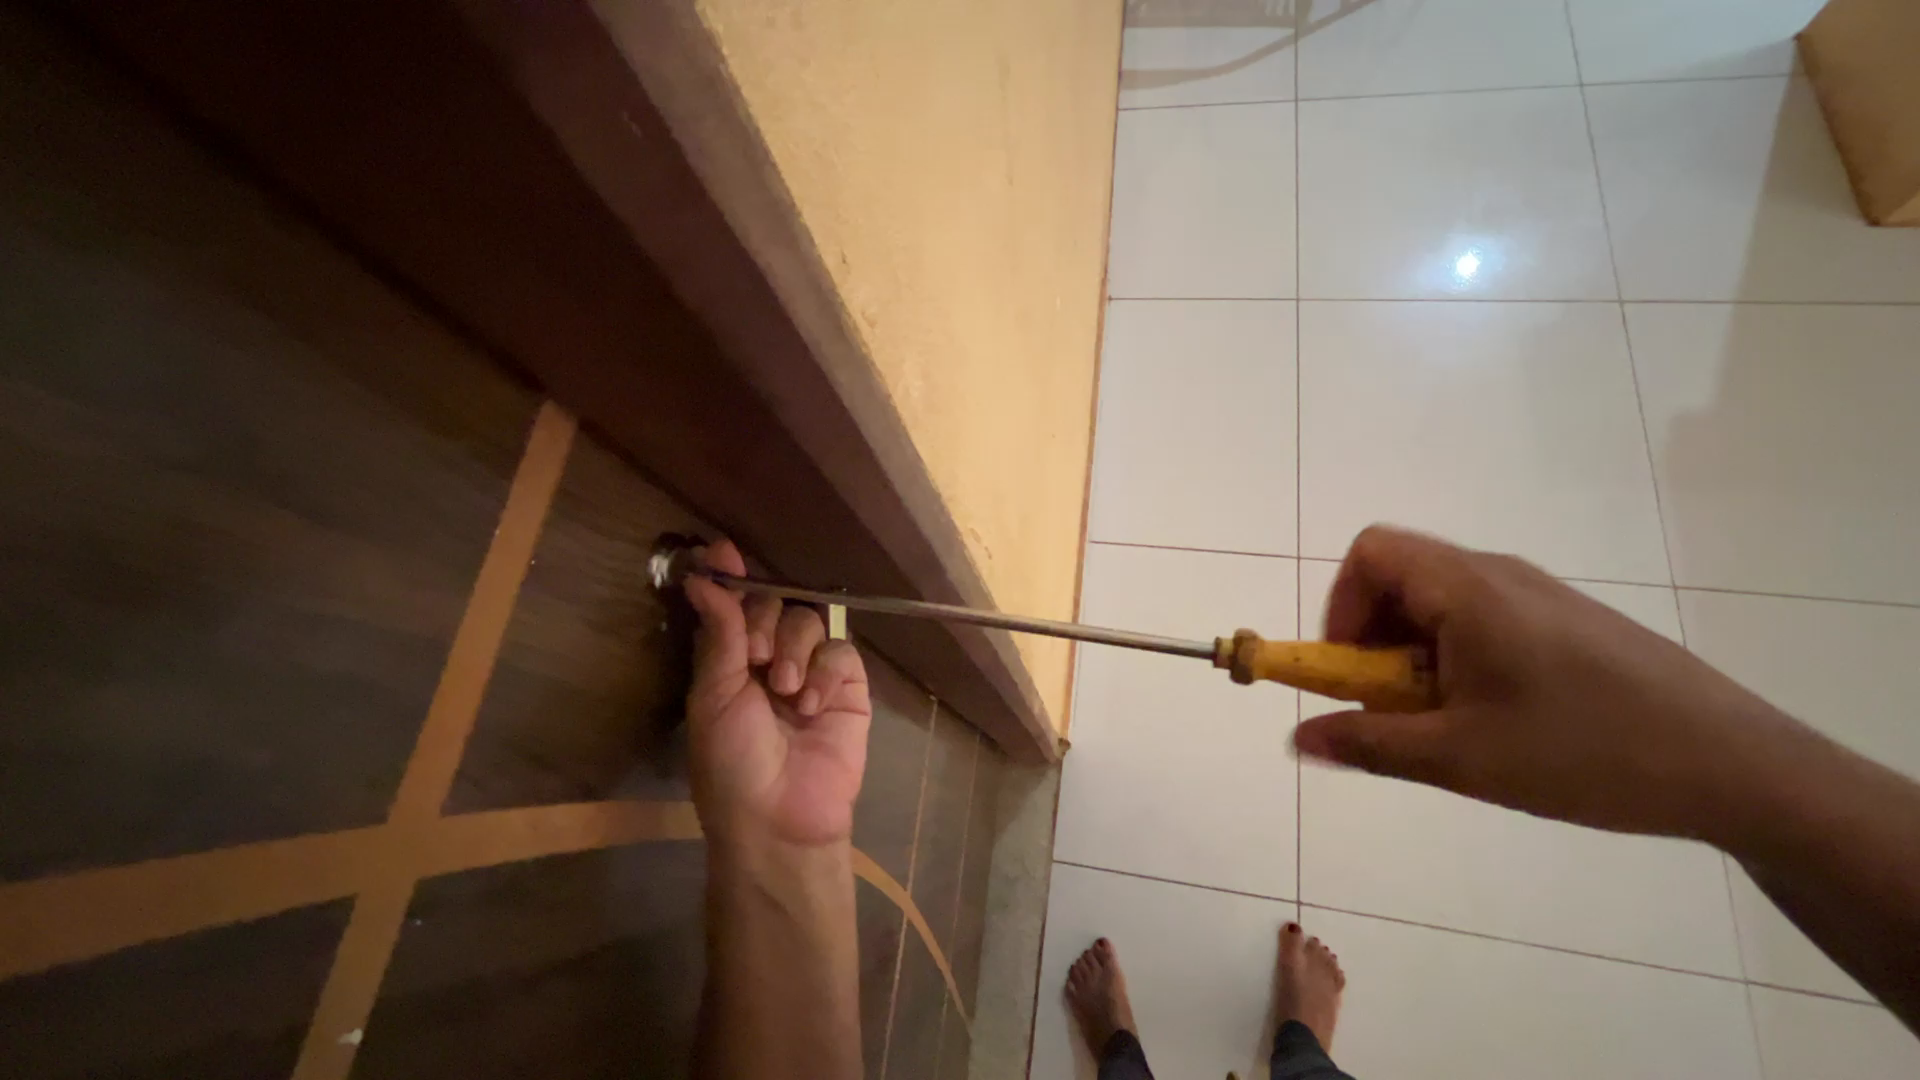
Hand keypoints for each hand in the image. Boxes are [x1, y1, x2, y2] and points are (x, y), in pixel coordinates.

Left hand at [683, 540, 870, 848]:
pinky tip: (810, 704)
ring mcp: (810, 671)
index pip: (733, 606)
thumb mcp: (714, 696)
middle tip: (757, 661)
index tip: (724, 551)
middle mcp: (769, 659)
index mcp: (729, 662)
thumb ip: (720, 634)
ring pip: (808, 621)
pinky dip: (824, 671)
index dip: (730, 578)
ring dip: (794, 649)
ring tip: (785, 690)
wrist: (781, 817)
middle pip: (773, 604)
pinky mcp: (846, 687)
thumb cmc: (732, 762)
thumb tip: (702, 576)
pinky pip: (840, 651)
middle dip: (764, 623)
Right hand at [1293, 526, 1799, 842]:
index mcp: (1469, 589)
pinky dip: (1455, 656)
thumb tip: (1296, 738)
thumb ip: (1367, 742)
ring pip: (1438, 600)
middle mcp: (1499, 573)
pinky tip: (1495, 716)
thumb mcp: (1460, 759)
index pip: (1370, 553)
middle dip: (1373, 639)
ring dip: (1413, 653)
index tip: (1354, 671)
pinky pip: (1480, 617)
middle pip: (1399, 575)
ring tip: (1447, 720)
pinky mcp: (1566, 619)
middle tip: (1394, 705)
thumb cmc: (1586, 753)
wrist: (1744, 770)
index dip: (1341, 607)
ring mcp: (1538, 594)